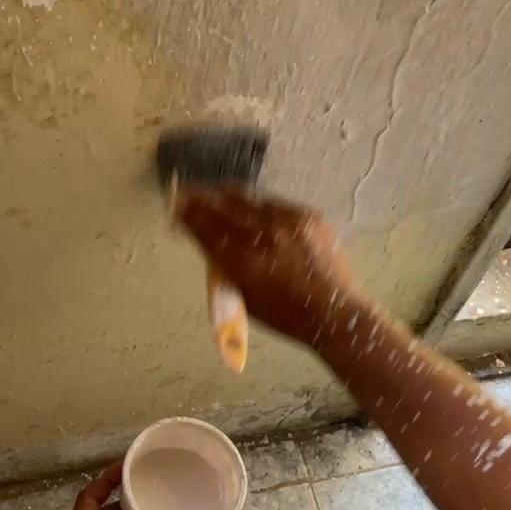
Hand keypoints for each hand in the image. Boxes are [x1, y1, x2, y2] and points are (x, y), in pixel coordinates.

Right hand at [175, 190, 364, 346]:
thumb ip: (225, 266)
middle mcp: (265, 236)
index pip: (205, 228)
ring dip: (229, 198)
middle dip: (202, 199)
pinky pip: (275, 203)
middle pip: (223, 206)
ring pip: (249, 199)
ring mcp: (289, 222)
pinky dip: (260, 207)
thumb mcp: (245, 297)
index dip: (187, 215)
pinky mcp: (309, 216)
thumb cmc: (285, 315)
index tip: (176, 208)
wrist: (334, 313)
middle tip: (190, 195)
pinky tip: (255, 210)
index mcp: (244, 262)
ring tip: (218, 196)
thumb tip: (207, 239)